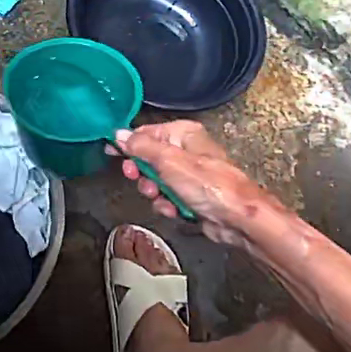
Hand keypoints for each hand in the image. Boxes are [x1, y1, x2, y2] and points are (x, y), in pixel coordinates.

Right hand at [111, 121, 283, 247]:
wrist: (238, 219)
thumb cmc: (209, 185)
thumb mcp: (168, 161)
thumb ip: (140, 146)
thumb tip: (118, 133)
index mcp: (183, 133)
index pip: (146, 133)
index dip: (128, 144)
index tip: (112, 153)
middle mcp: (186, 150)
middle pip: (148, 158)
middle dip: (142, 173)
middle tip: (138, 179)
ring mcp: (190, 174)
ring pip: (156, 180)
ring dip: (154, 192)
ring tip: (161, 198)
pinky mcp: (192, 195)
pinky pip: (168, 197)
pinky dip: (167, 205)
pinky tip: (174, 210)